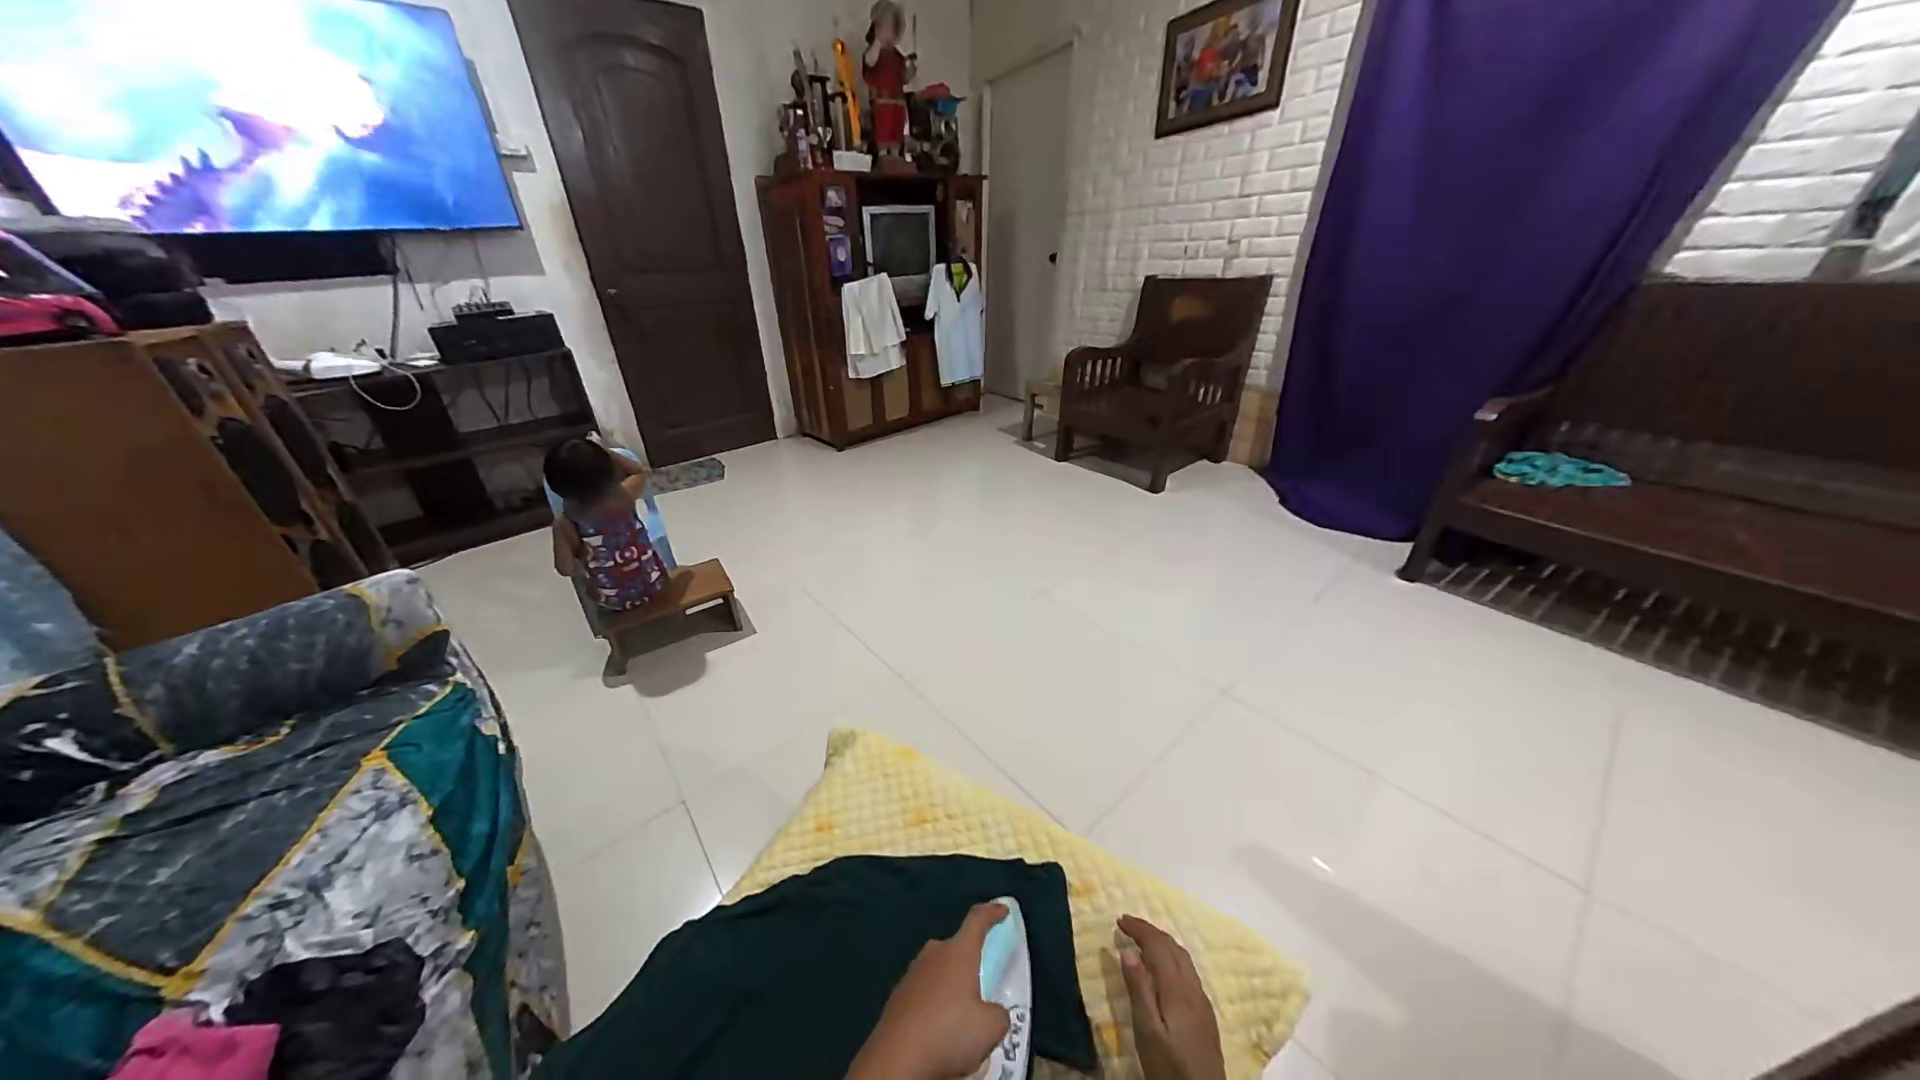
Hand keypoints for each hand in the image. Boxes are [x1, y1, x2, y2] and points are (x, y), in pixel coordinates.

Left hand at [848, 903, 1010, 1079]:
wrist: (895, 1061)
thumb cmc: (948, 1033)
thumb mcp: (991, 1028)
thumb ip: (999, 1014)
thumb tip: (992, 1012)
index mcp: (958, 952)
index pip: (977, 919)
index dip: (992, 912)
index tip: (1003, 910)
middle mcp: (934, 954)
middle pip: (957, 947)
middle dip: (970, 960)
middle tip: (983, 982)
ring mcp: (912, 973)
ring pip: (939, 970)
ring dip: (952, 984)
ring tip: (962, 1013)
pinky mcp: (898, 996)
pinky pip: (925, 991)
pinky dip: (935, 1003)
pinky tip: (939, 1028)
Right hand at [1118, 915, 1227, 1079]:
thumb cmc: (1169, 1067)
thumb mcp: (1147, 1031)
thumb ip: (1138, 989)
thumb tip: (1128, 950)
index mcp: (1177, 989)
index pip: (1158, 945)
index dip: (1139, 929)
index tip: (1119, 919)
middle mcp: (1193, 988)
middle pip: (1173, 947)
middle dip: (1150, 931)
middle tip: (1128, 925)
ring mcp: (1202, 1001)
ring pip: (1183, 958)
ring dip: (1163, 942)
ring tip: (1143, 940)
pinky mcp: (1206, 1013)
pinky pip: (1188, 971)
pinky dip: (1172, 957)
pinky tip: (1164, 968)